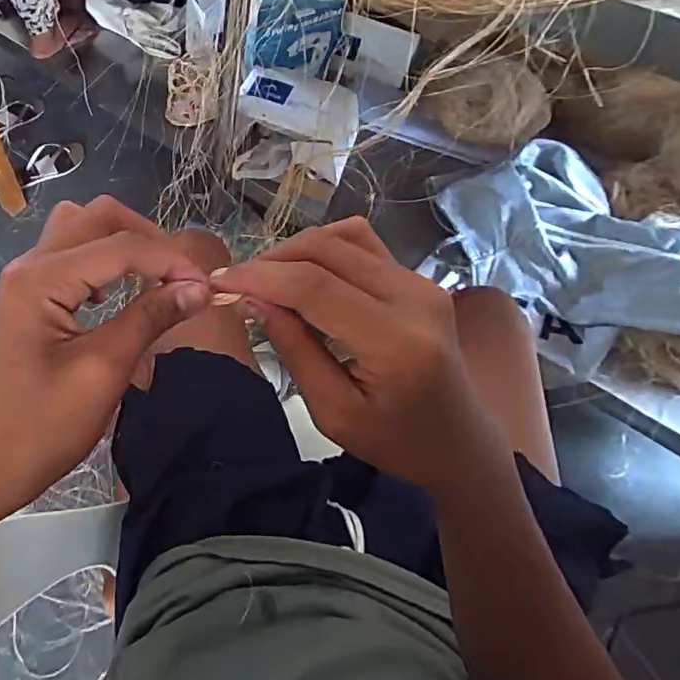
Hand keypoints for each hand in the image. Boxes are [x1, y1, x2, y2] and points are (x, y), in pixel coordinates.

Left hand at [0, 196, 209, 514]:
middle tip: (182, 276)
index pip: (119, 246)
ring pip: (82, 227)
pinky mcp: (28, 293)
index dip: (170, 260)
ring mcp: (24, 277)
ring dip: (123, 241)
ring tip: (155, 276)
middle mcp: (28, 265)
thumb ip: (150, 318)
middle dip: (147, 238)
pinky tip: (117, 292)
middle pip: (97, 217)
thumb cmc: (46, 425)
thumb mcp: (105, 370)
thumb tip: (199, 288)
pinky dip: (103, 259)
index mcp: (40, 280)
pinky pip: (71, 253)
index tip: (207, 286)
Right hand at [210, 217, 513, 492]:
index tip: (218, 281)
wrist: (460, 442)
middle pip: (326, 250)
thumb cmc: (397, 442)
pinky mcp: (418, 278)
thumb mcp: (334, 413)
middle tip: (237, 284)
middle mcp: (414, 299)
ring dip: (295, 251)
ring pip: (342, 237)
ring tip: (267, 280)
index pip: (314, 286)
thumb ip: (295, 349)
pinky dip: (323, 249)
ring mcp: (421, 282)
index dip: (259, 277)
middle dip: (271, 260)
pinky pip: (361, 244)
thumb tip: (254, 298)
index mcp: (396, 343)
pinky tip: (304, 274)